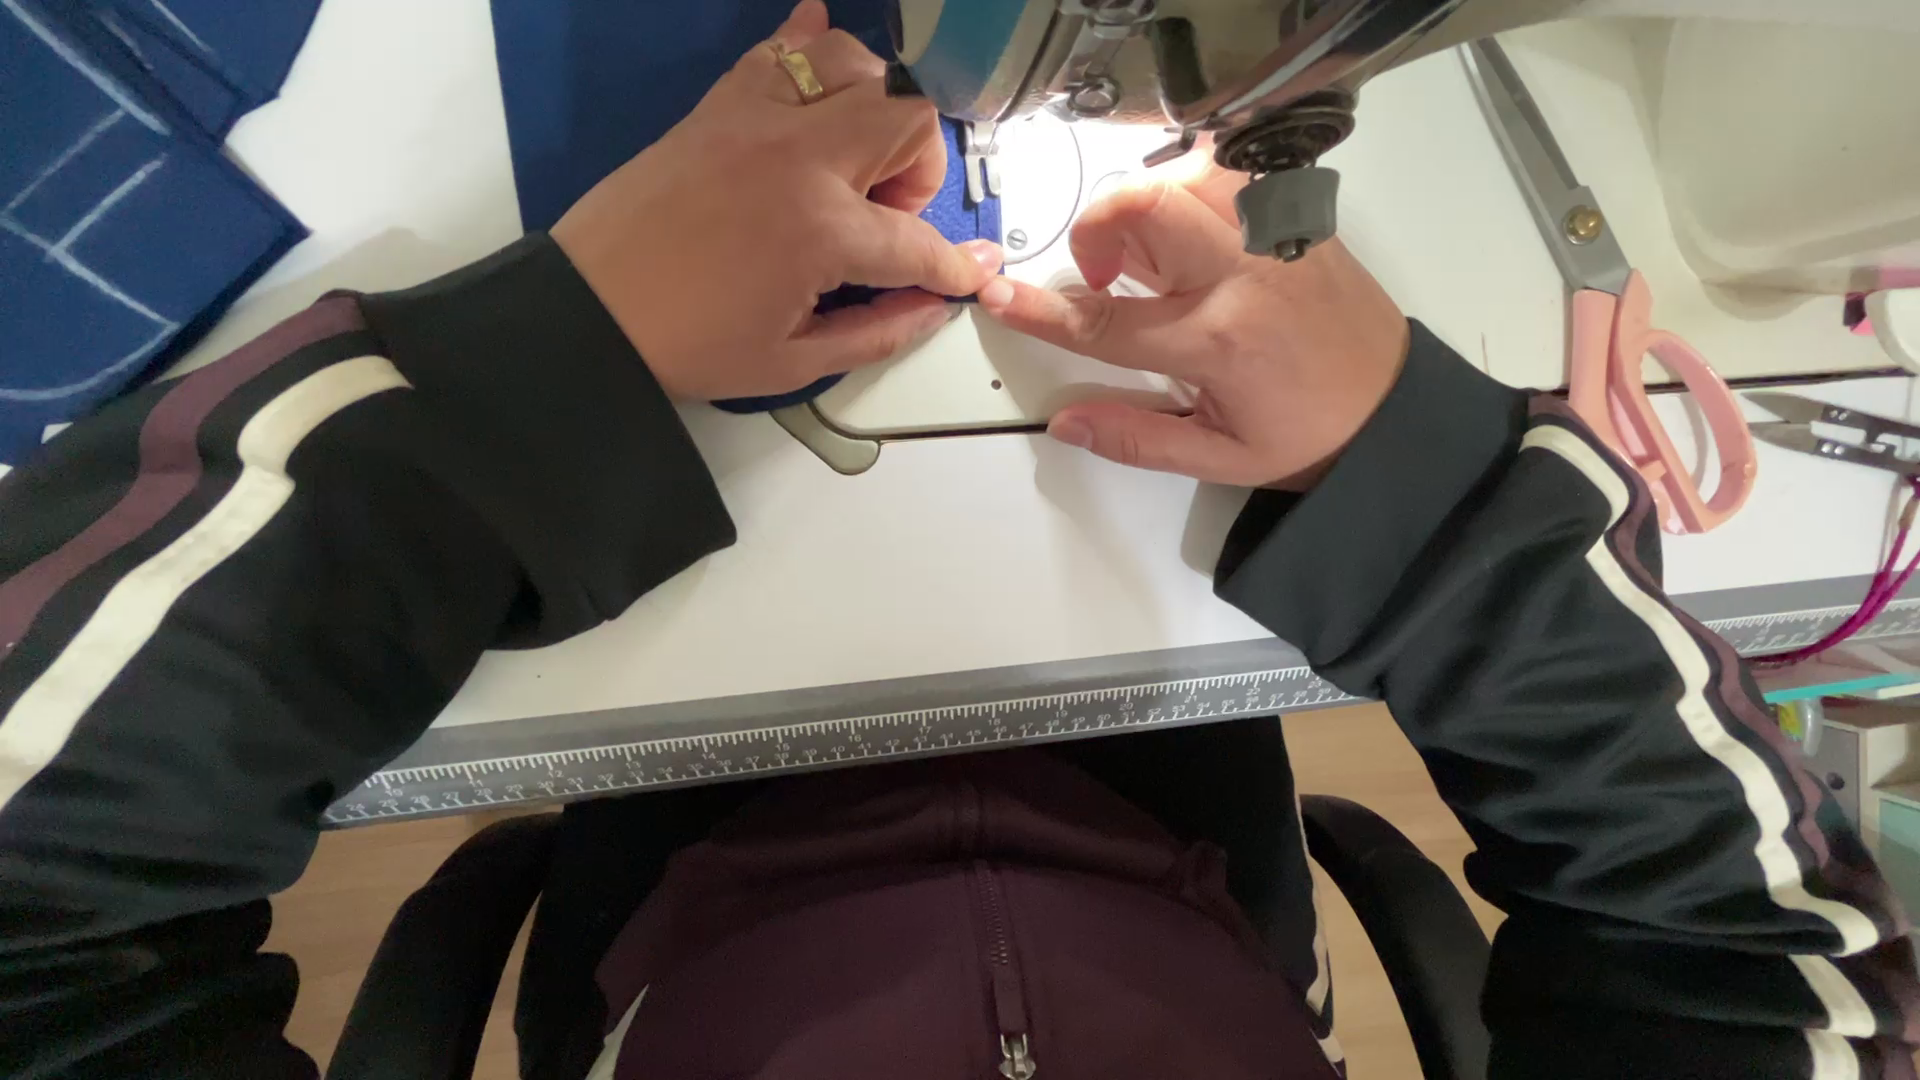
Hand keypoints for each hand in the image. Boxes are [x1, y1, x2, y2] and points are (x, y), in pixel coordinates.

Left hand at [551, 0, 1001, 401]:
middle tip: (888, 220)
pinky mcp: (717, 105)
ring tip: (854, 162)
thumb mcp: (796, 363)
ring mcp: (756, 118)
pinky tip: (821, 71)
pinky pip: (780, 50)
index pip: (919, 241)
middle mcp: (800, 156)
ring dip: (877, 109)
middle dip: (922, 173)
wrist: (589, 311)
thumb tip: (935, 306)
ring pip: (854, 64)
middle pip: (908, 120)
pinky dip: (812, 52)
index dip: (954, 267)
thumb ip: (879, 333)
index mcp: (823, 231)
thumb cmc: (692, 346)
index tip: (968, 278)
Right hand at [976, 170, 1407, 489]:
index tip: (999, 294)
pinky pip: (1233, 172)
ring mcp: (1276, 237)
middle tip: (1100, 271)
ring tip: (1149, 254)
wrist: (1395, 412)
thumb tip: (1066, 422)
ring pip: (1186, 174)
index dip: (1043, 310)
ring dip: (1145, 203)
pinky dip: (1192, 185)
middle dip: (1095, 227)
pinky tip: (1189, 229)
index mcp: (1217, 342)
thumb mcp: (1216, 458)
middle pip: (1144, 206)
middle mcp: (1244, 275)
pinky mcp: (1298, 221)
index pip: (1106, 320)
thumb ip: (1136, 440)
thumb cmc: (1305, 439)